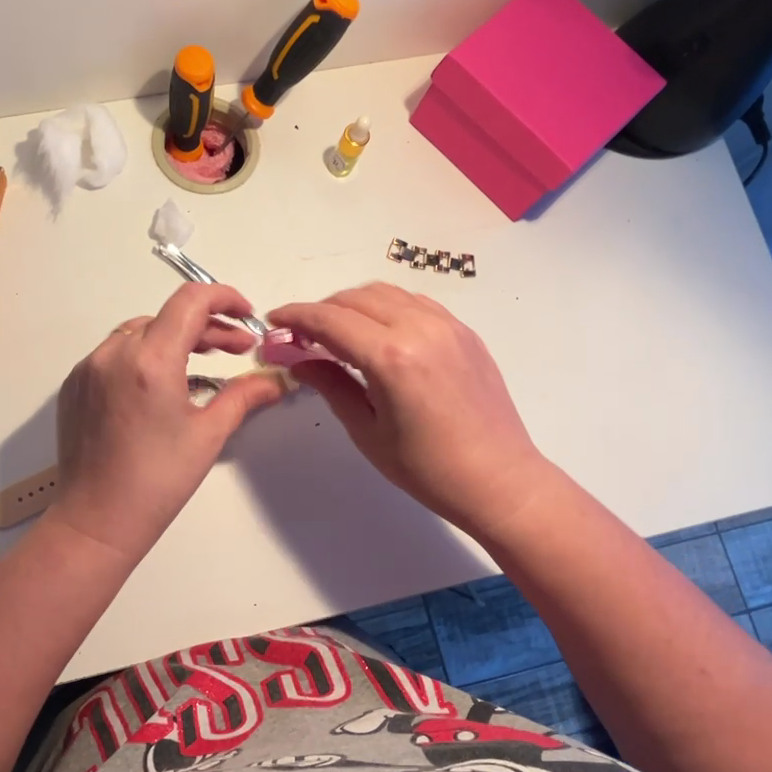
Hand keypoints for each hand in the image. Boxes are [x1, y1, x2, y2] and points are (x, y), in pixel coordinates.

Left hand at [51, 283, 287, 559]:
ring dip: (173, 339)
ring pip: (137, 333)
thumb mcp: (208, 435)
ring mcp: (88, 368)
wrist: (97, 519)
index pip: (191, 301)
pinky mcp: (73, 386)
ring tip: (202, 365)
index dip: (225, 298)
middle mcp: (113, 353)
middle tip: (237, 350)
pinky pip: (113, 355)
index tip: (247, 316)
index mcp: (150, 360)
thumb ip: (243, 397)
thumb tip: (275, 382)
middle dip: (206, 327)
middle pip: (166, 317)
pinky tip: (161, 386)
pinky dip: (142, 357)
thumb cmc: (158, 481)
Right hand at [267, 283, 553, 539]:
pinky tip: (376, 333)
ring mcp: (447, 326)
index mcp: (391, 358)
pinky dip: (385, 307)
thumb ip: (331, 386)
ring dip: (352, 305)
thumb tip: (299, 361)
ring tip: (334, 333)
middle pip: (355, 299)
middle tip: (300, 336)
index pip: (330, 320)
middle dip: (320, 311)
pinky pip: (415, 302)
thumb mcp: (367, 431)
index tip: (274, 322)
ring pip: (386, 293)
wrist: (497, 479)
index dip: (296, 317)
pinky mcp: (464, 332)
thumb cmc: (426, 468)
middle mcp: (420, 329)